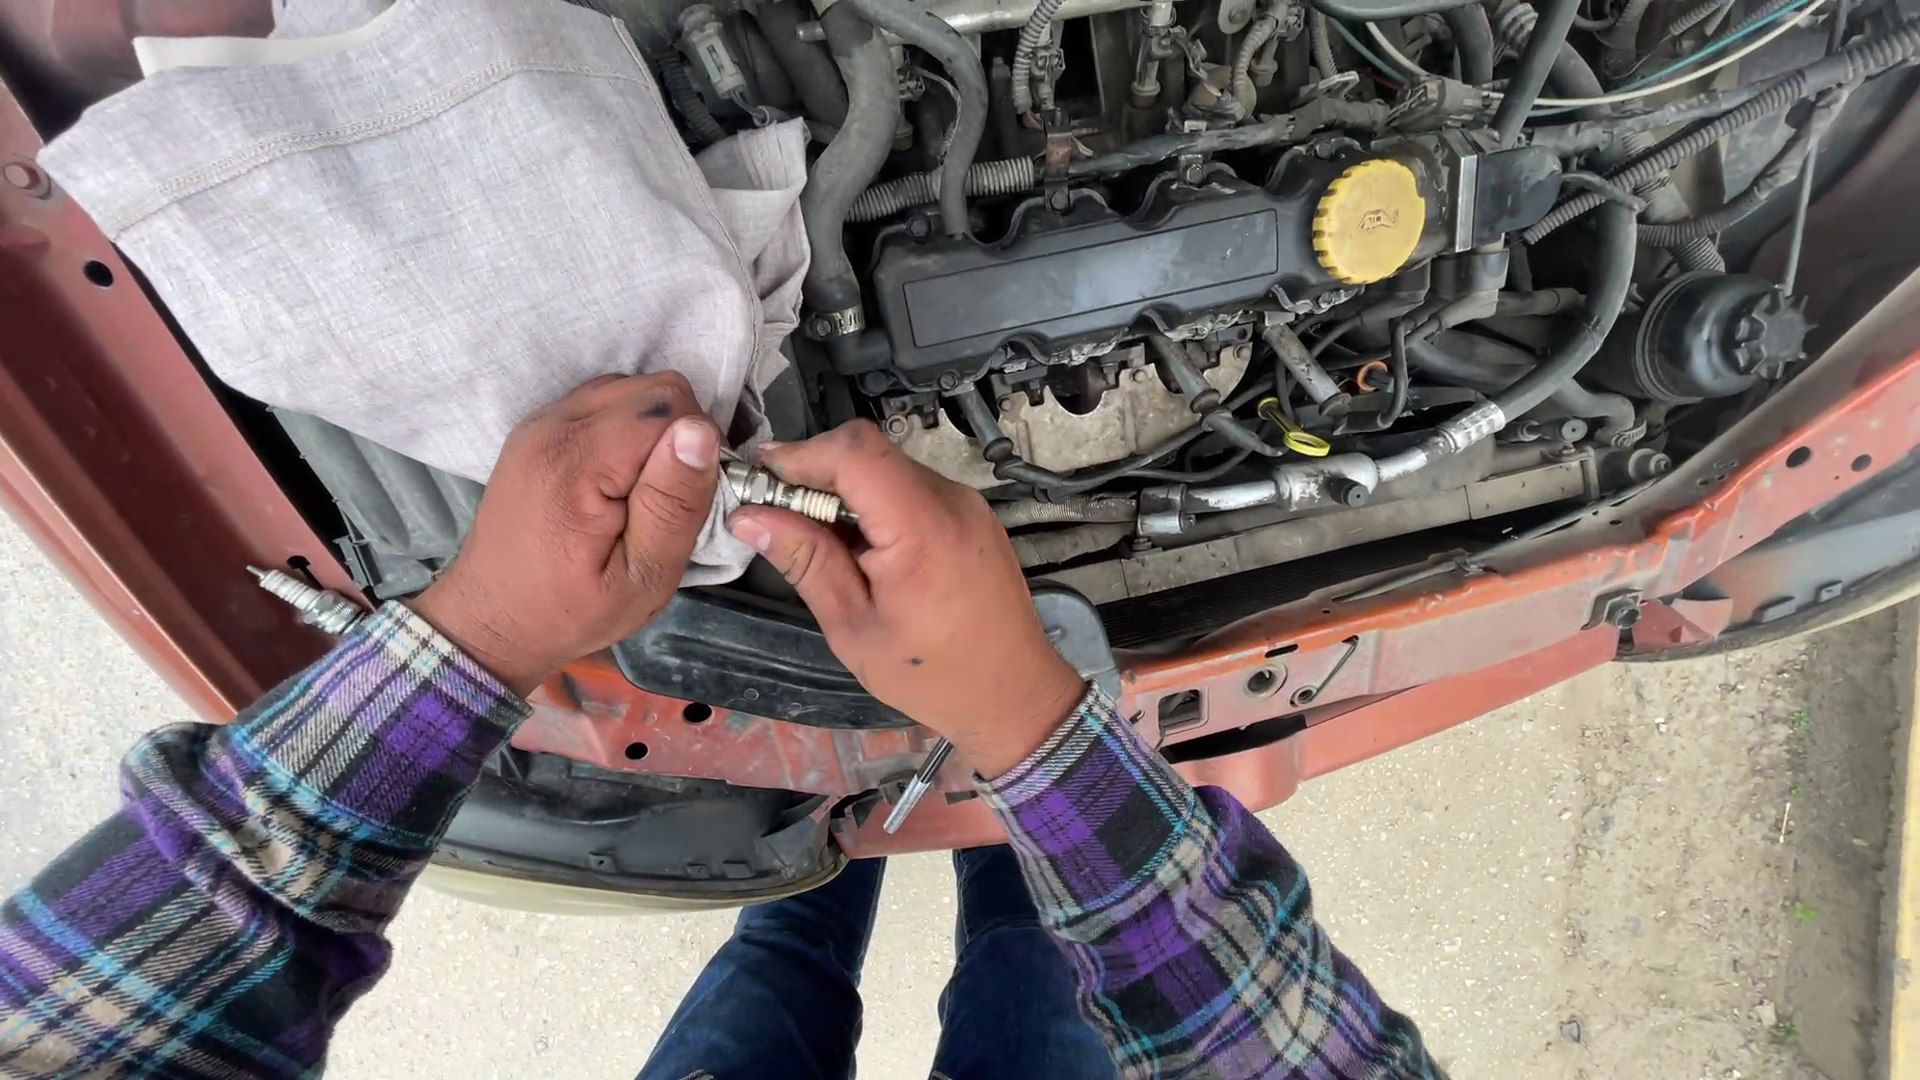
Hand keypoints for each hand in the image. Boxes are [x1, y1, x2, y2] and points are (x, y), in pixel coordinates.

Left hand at [409, 373, 719, 695]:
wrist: (492, 619)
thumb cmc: (572, 611)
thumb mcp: (643, 576)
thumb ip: (673, 503)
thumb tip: (700, 432)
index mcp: (577, 464)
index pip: (669, 407)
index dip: (702, 446)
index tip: (698, 496)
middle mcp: (554, 427)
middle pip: (654, 388)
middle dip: (685, 433)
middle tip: (679, 494)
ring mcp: (542, 422)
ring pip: (632, 389)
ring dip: (659, 430)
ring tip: (652, 486)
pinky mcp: (539, 429)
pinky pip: (607, 402)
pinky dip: (633, 429)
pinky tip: (626, 476)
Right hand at [726, 421, 1085, 776]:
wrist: (1015, 693)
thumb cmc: (933, 676)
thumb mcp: (855, 628)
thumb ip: (806, 562)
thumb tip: (750, 517)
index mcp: (923, 528)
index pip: (856, 451)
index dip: (802, 454)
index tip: (763, 479)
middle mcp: (952, 500)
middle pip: (871, 454)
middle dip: (817, 475)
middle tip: (780, 515)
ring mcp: (969, 504)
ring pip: (890, 469)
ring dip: (846, 492)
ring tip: (822, 541)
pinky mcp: (974, 515)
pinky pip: (913, 490)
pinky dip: (878, 505)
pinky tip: (864, 549)